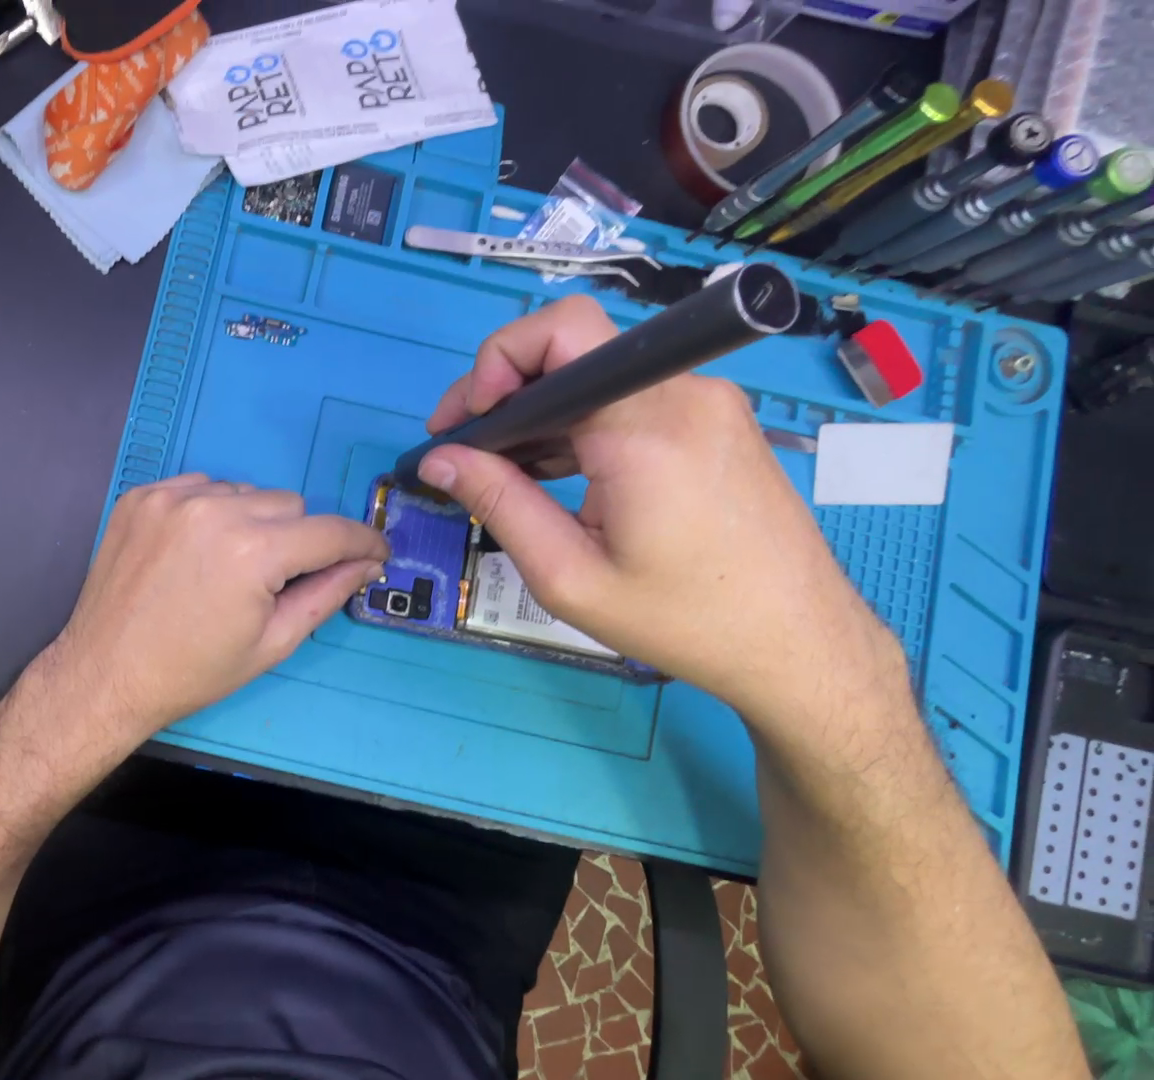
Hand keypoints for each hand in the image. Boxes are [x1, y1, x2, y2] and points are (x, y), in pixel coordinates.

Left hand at [46, 475, 388, 743]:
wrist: (106, 673)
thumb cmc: (193, 671)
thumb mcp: (273, 643)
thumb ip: (327, 593)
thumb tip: (366, 563)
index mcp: (253, 551)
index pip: (330, 531)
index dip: (361, 543)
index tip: (374, 554)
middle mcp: (214, 509)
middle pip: (288, 504)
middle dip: (296, 539)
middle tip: (275, 580)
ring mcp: (172, 497)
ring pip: (244, 492)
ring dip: (251, 521)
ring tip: (226, 566)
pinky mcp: (141, 496)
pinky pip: (200, 487)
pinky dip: (209, 512)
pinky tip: (194, 550)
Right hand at [417, 295, 903, 722]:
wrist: (799, 645)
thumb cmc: (682, 621)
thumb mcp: (568, 576)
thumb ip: (498, 505)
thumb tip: (439, 459)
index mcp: (645, 428)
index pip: (562, 331)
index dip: (499, 359)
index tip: (468, 424)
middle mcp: (682, 394)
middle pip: (571, 348)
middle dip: (504, 389)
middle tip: (463, 448)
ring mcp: (706, 404)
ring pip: (596, 375)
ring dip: (539, 411)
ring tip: (501, 469)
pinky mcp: (714, 421)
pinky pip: (627, 398)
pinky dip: (578, 423)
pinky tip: (553, 471)